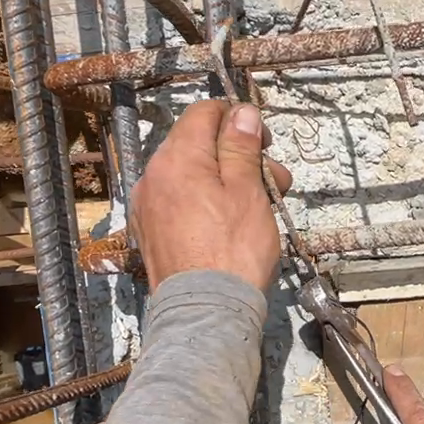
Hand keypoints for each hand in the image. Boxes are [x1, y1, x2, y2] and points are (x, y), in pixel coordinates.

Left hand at [130, 100, 292, 291]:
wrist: (206, 311)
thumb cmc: (234, 249)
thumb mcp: (248, 192)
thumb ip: (241, 147)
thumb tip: (240, 112)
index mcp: (176, 158)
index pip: (203, 113)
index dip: (237, 119)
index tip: (265, 142)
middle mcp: (153, 175)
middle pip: (198, 145)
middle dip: (238, 155)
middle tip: (275, 181)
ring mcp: (148, 205)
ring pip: (191, 175)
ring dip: (226, 180)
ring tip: (259, 207)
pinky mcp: (150, 232)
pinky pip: (180, 201)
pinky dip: (206, 201)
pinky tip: (230, 224)